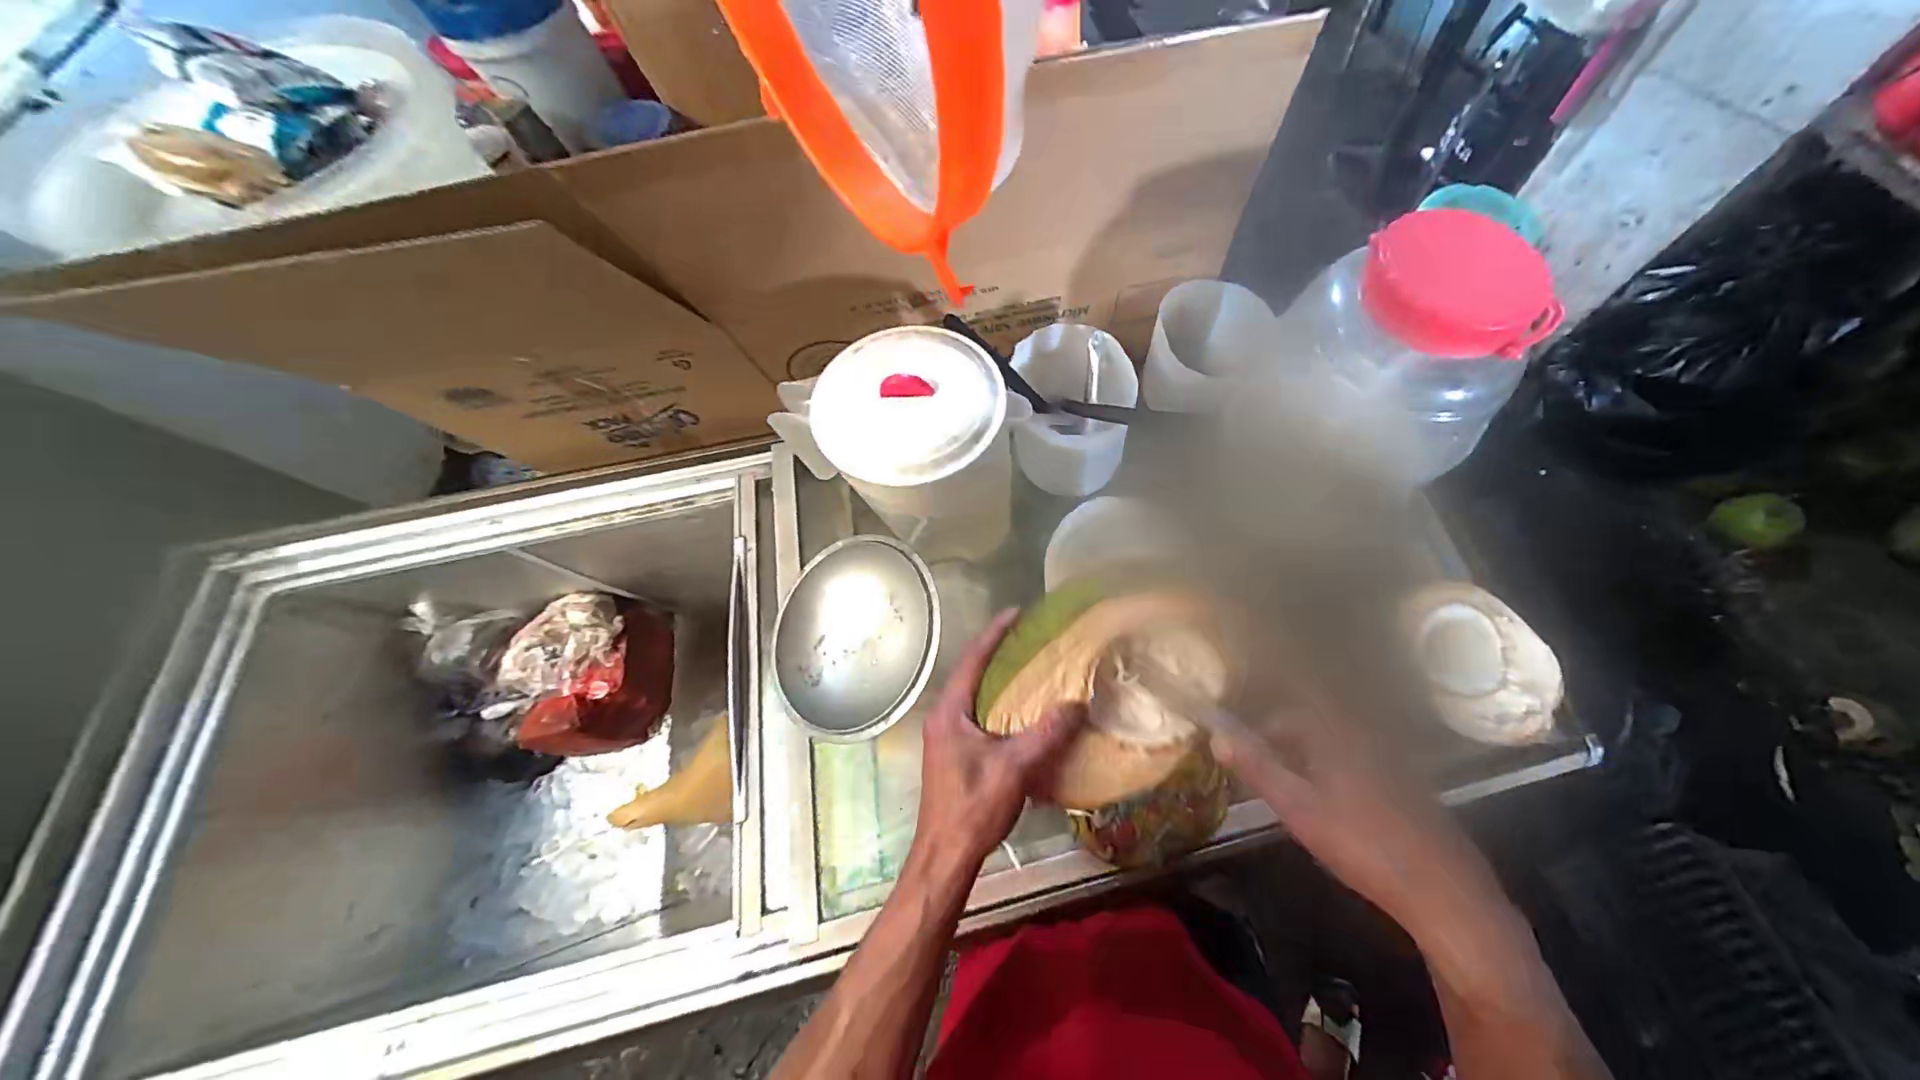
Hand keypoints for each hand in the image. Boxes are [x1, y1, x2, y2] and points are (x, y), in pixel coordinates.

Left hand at [910, 609, 1086, 876]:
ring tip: (1030, 669)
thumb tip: (1077, 704)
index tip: (1016, 613)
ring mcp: (946, 737)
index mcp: (950, 712)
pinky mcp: (954, 754)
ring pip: (976, 697)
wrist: (945, 854)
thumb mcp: (1014, 768)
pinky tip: (1022, 714)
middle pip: (972, 674)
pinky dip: (1000, 706)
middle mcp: (944, 718)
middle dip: (998, 654)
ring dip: (999, 681)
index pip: (972, 661)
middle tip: (1030, 639)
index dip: (994, 634)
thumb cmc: (973, 808)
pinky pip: (979, 717)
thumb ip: (1045, 734)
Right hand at [1209, 695, 1509, 946]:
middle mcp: (1367, 737)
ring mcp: (1393, 761)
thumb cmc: (1362, 844)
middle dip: (1283, 742)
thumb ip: (1257, 767)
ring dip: (1308, 759)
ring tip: (1291, 792)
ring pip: (1337, 746)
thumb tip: (1217, 733)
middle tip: (1262, 773)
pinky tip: (1332, 808)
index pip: (1290, 711)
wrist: (1445, 893)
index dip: (1262, 726)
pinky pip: (1359, 764)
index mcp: (1339, 734)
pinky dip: (1335, 773)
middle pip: (1314, 724)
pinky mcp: (1408, 786)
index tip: (1244, 752)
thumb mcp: (1297, 808)